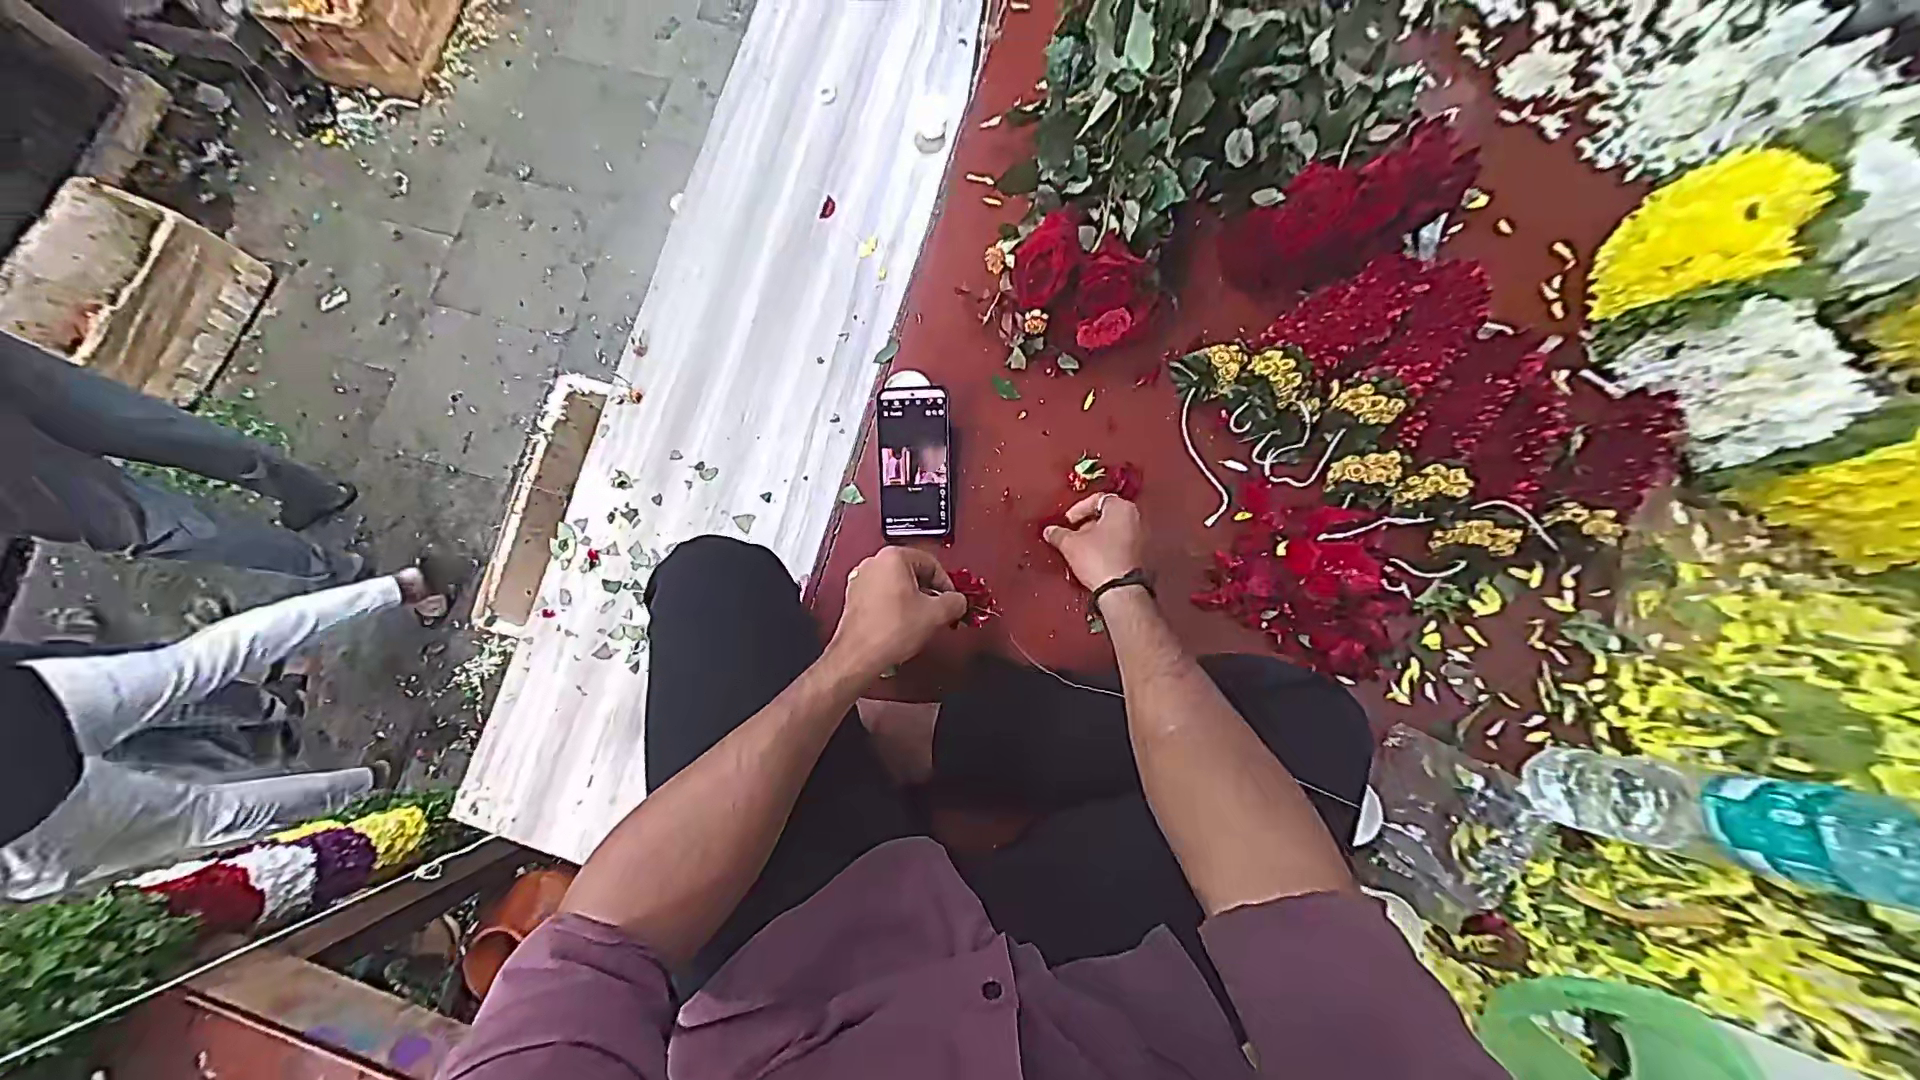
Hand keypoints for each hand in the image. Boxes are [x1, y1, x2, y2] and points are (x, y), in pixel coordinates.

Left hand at [827, 547, 968, 677]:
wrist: (859, 655)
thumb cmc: (891, 630)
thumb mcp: (936, 614)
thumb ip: (955, 602)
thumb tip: (958, 601)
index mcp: (893, 557)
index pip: (931, 564)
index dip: (946, 584)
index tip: (951, 599)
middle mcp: (874, 562)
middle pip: (913, 572)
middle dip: (929, 592)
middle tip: (939, 611)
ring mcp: (861, 579)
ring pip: (897, 584)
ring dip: (912, 600)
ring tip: (920, 620)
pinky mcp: (854, 596)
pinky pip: (883, 595)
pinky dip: (895, 606)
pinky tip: (901, 624)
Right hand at [1043, 493, 1146, 591]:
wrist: (1120, 589)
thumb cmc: (1098, 559)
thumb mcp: (1070, 544)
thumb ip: (1058, 533)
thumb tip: (1049, 531)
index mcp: (1121, 507)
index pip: (1097, 499)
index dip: (1078, 509)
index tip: (1068, 521)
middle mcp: (1137, 517)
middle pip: (1108, 514)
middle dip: (1088, 523)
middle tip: (1073, 533)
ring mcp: (1143, 536)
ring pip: (1115, 529)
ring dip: (1098, 535)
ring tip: (1082, 547)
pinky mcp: (1144, 554)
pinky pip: (1122, 543)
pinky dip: (1109, 546)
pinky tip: (1096, 558)